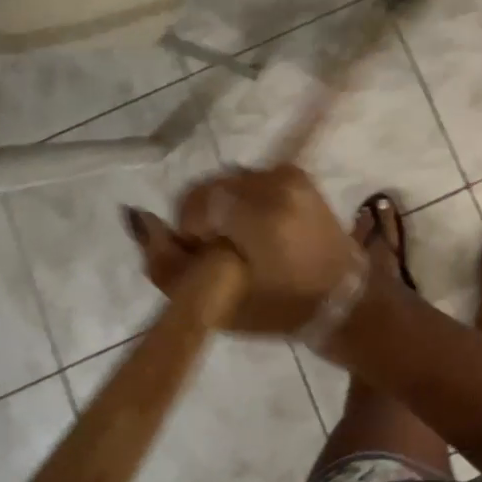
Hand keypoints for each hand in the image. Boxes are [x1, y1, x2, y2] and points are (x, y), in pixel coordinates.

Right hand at [123, 164, 362, 335]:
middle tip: (221, 256)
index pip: (193, 203)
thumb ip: (167, 263)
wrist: (345, 299)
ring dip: (225, 209)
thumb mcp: (216, 299)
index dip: (190, 233)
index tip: (206, 261)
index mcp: (258, 211)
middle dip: (205, 219)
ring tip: (243, 246)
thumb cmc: (280, 308)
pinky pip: (253, 182)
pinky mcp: (299, 175)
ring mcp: (289, 174)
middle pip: (211, 188)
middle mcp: (274, 181)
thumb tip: (135, 218)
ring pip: (230, 183)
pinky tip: (259, 232)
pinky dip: (246, 202)